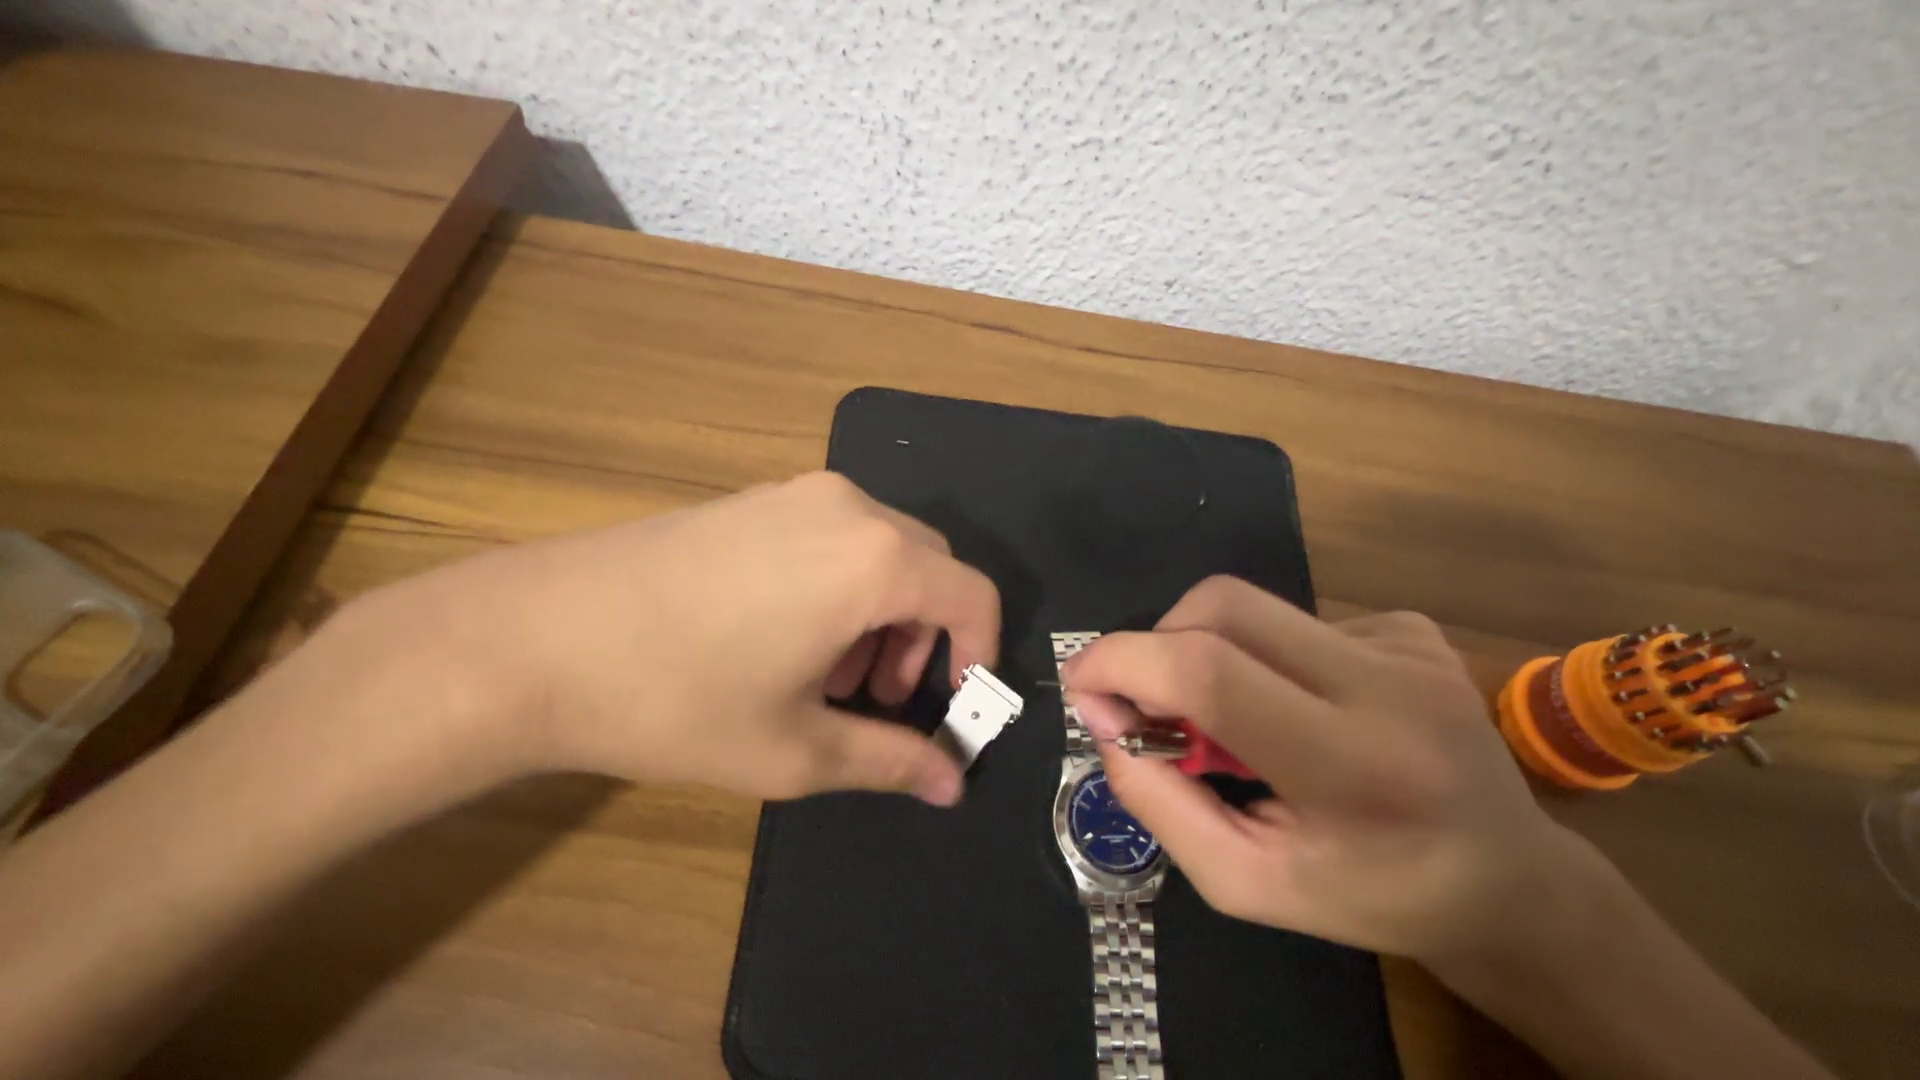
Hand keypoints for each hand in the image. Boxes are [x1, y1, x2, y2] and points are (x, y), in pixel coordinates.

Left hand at [344, 471, 998, 805]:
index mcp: (874, 561)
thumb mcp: (795, 750)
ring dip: (879, 612)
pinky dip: (838, 584)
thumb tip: (951, 783)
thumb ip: (889, 762)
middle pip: (928, 567)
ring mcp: (794, 493)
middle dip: (924, 636)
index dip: (980, 653)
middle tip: (878, 698)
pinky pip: (831, 535)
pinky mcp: (751, 497)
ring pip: (879, 549)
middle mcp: (848, 508)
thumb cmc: (678, 700)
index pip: (972, 595)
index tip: (952, 704)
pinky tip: (779, 635)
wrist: (534, 639)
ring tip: (824, 675)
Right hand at [1061, 576, 1585, 963]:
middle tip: (1146, 706)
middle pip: (1223, 606)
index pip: (1211, 673)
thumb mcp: (1247, 883)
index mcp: (1353, 766)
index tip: (1084, 688)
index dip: (1124, 663)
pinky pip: (1293, 621)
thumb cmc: (1370, 897)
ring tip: (1233, 723)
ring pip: (1251, 607)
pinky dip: (1262, 659)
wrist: (1505, 878)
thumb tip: (1103, 720)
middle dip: (1155, 644)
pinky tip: (1297, 711)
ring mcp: (1406, 644)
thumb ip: (1161, 802)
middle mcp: (1387, 683)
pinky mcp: (1410, 628)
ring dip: (1207, 653)